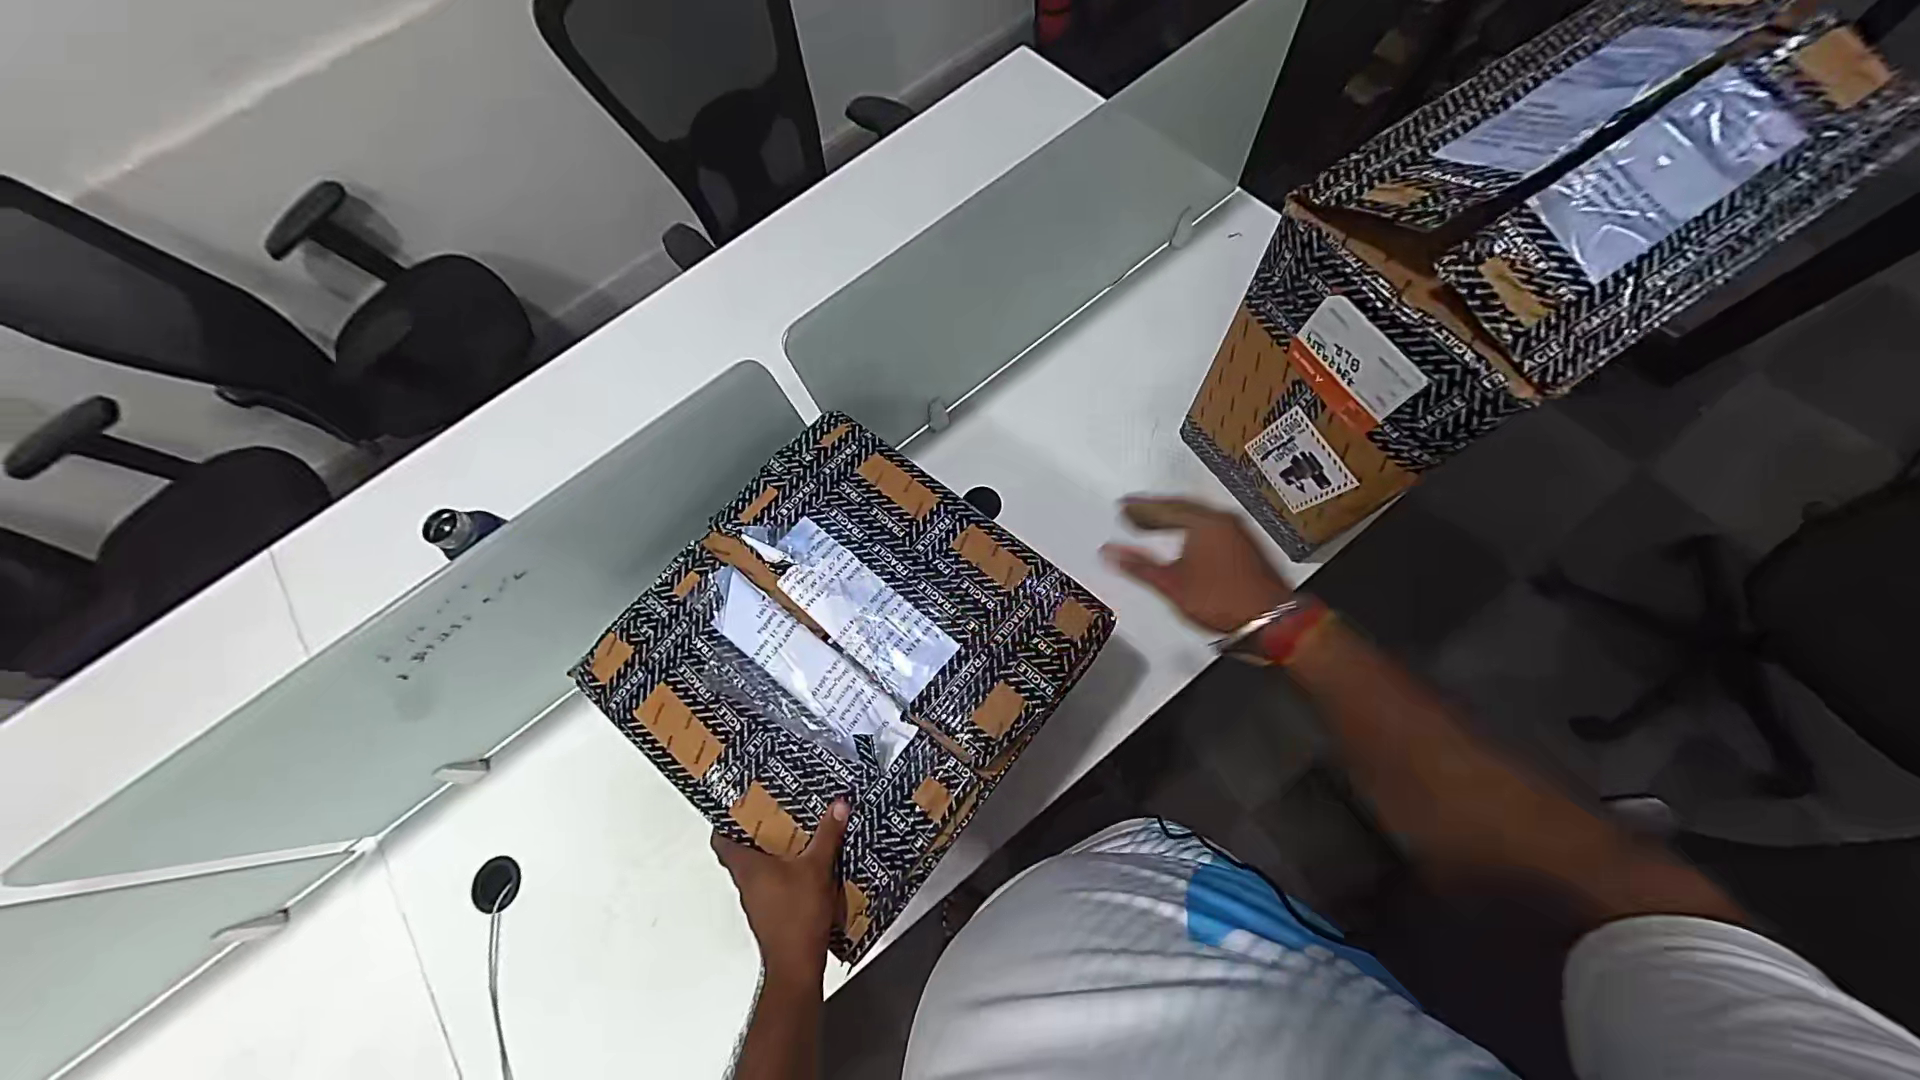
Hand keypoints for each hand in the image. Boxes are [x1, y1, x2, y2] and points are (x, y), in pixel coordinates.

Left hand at [712, 799, 849, 981]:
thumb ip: (828, 834)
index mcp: (747, 867)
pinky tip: (804, 865)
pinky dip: (782, 870)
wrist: (797, 966)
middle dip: (756, 831)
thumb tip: (838, 805)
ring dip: (771, 851)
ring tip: (793, 832)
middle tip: (773, 811)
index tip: (739, 803)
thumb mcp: (818, 867)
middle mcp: (746, 883)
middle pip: (740, 851)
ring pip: (756, 868)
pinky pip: (770, 883)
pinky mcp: (769, 913)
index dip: (726, 819)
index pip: (721, 840)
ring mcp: (756, 901)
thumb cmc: (798, 915)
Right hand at [1101, 496, 1292, 632]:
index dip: (1139, 508)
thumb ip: (1138, 565)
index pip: (1163, 508)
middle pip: (1182, 508)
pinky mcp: (1245, 547)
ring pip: (1197, 517)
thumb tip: (1109, 551)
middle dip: (1155, 511)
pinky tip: (1183, 540)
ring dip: (1173, 519)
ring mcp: (1238, 533)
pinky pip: (1211, 528)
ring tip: (1153, 525)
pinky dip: (1191, 529)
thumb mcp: (1170, 584)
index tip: (1122, 506)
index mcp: (1203, 522)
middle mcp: (1223, 521)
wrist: (1272, 621)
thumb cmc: (1223, 600)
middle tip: (1133, 513)